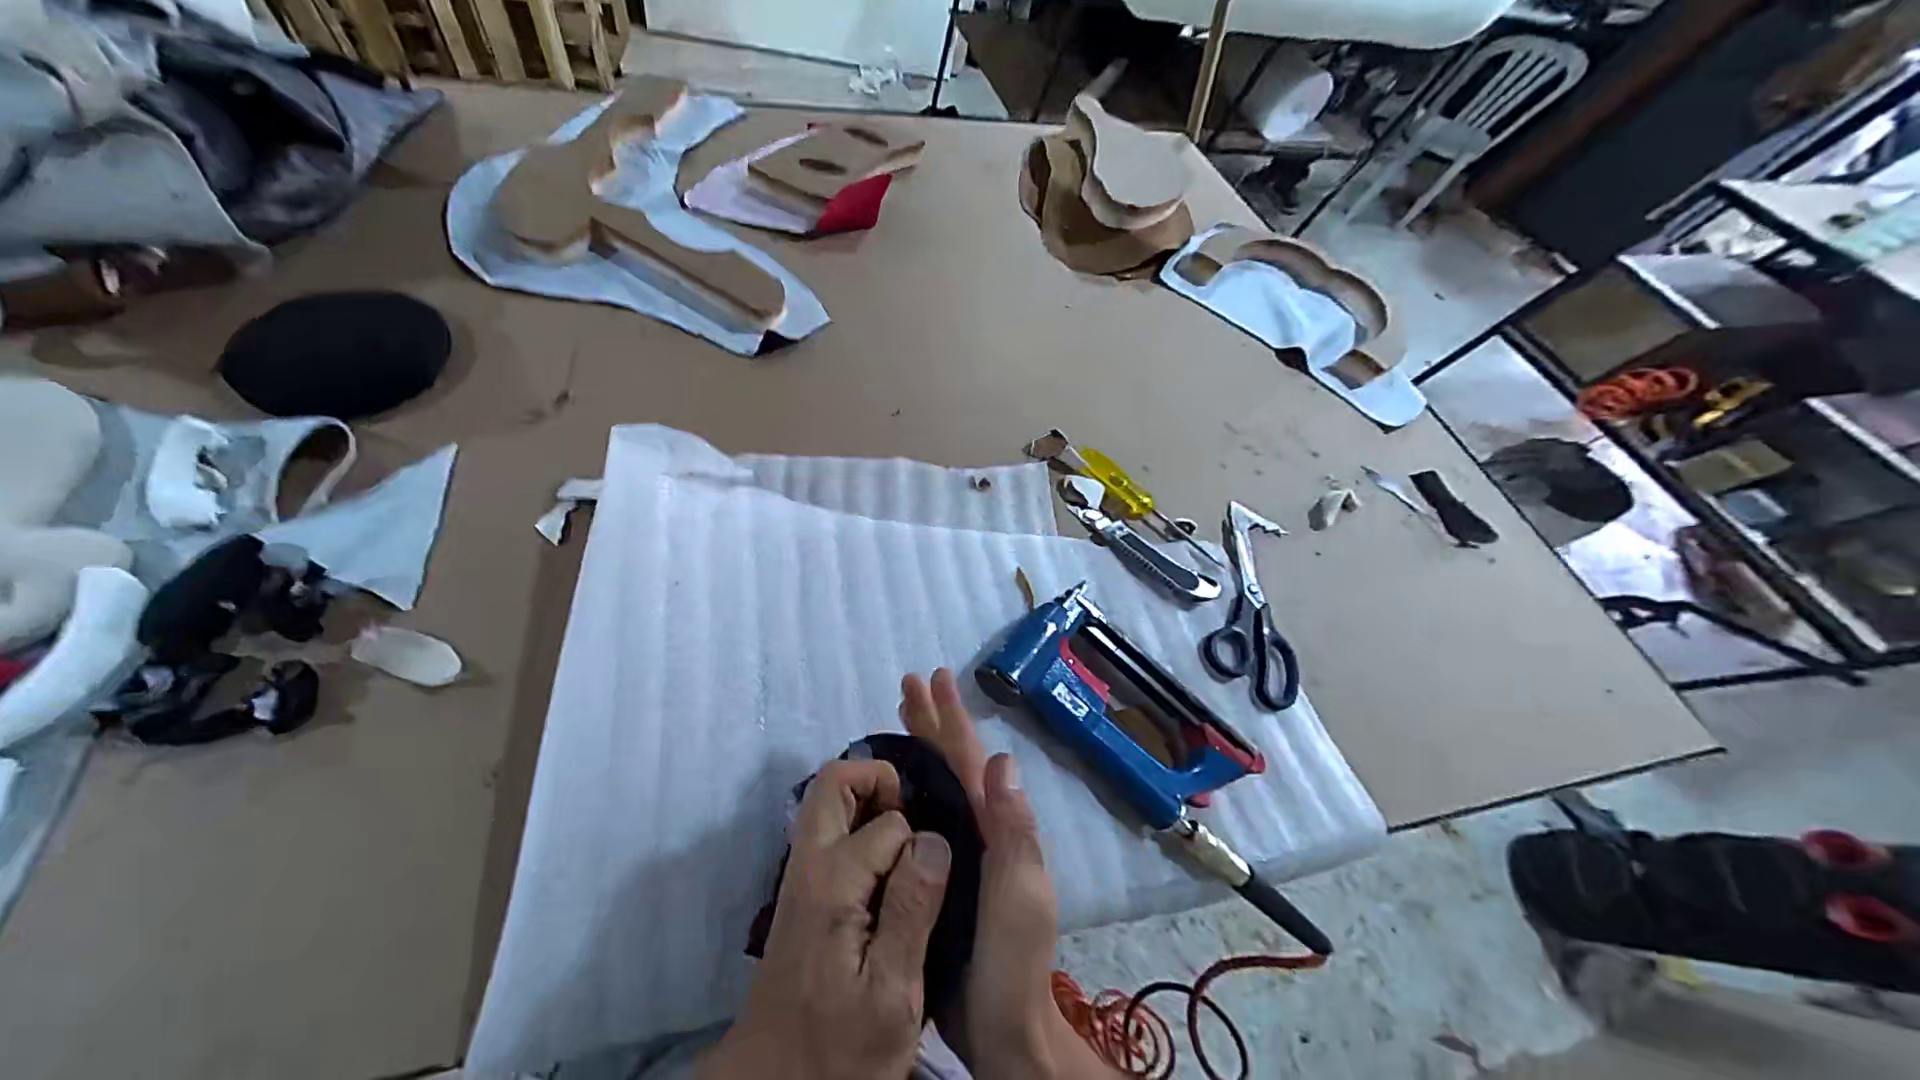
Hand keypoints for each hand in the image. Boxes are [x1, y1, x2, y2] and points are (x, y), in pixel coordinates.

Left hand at [699, 759, 952, 1079]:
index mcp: (832, 881)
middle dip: (882, 782)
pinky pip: (831, 830)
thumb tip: (933, 837)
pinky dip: (861, 825)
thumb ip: (912, 908)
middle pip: (835, 781)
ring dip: (870, 801)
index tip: (943, 875)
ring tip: (911, 847)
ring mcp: (800, 875)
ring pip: (829, 802)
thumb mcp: (892, 993)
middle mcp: (808, 863)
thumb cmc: (839, 1050)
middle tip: (920, 828)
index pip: (891, 822)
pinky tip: (891, 870)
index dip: (923, 840)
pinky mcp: (804, 891)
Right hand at [901, 670, 1122, 1079]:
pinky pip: (920, 818)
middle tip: (908, 684)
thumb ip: (1015, 828)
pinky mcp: (937, 874)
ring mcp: (958, 850)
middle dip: (930, 721)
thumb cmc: (1013, 958)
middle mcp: (978, 827)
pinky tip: (888, 787)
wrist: (1002, 1026)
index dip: (951, 717)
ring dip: (918, 748)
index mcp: (997, 824)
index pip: (970, 759)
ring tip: (897, 719)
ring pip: (935, 784)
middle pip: (951, 762)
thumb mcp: (1023, 891)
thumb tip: (1002, 758)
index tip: (932, 678)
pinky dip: (906, 792)